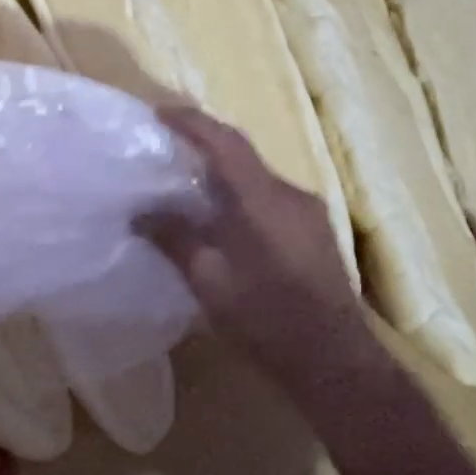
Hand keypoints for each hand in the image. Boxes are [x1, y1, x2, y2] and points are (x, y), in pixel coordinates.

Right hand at [138, 107, 372, 382]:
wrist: (334, 363)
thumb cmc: (265, 319)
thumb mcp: (208, 280)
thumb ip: (174, 239)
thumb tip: (141, 212)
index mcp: (262, 199)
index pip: (225, 143)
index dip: (192, 122)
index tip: (159, 111)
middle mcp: (290, 194)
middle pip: (242, 157)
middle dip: (203, 146)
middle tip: (165, 147)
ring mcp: (309, 213)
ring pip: (256, 180)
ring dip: (221, 176)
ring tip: (185, 185)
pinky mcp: (314, 234)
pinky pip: (269, 199)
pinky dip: (239, 197)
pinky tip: (219, 220)